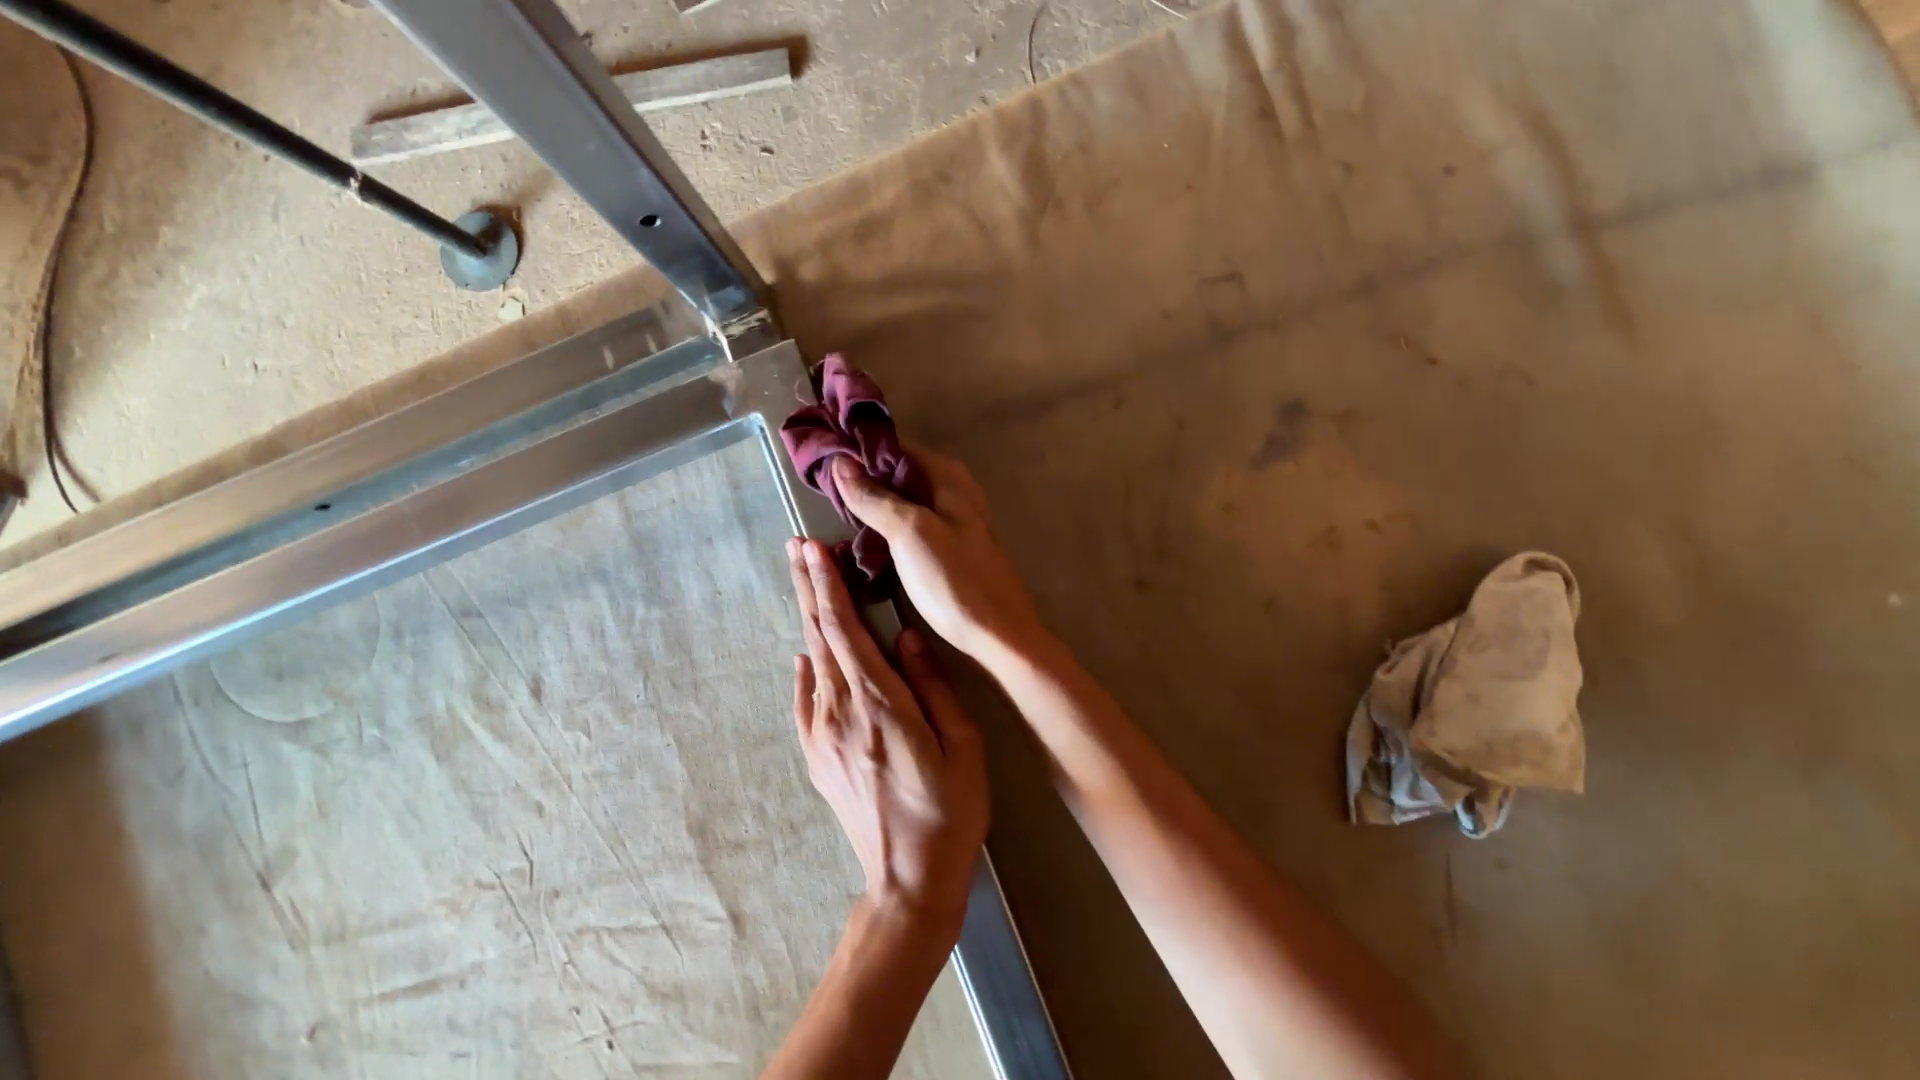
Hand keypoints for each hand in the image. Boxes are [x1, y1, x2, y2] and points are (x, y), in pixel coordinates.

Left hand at [787, 537, 988, 924]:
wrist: (909, 880)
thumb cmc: (951, 812)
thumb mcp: (963, 746)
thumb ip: (934, 687)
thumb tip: (909, 636)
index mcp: (881, 705)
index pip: (845, 630)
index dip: (828, 585)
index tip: (814, 548)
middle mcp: (842, 714)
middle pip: (818, 637)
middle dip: (808, 587)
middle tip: (795, 547)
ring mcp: (822, 738)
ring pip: (811, 664)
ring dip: (805, 619)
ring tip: (802, 582)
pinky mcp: (816, 759)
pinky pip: (804, 703)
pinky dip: (803, 671)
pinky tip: (803, 655)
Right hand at [829, 451, 1047, 665]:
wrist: (998, 634)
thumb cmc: (955, 580)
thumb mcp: (909, 532)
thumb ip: (875, 497)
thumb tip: (841, 462)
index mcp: (947, 477)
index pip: (895, 445)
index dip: (858, 448)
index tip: (819, 455)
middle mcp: (952, 491)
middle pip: (897, 472)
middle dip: (860, 478)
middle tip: (818, 489)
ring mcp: (951, 521)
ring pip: (901, 501)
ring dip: (870, 507)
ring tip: (830, 515)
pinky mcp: (947, 549)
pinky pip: (908, 528)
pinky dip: (885, 531)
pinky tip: (861, 544)